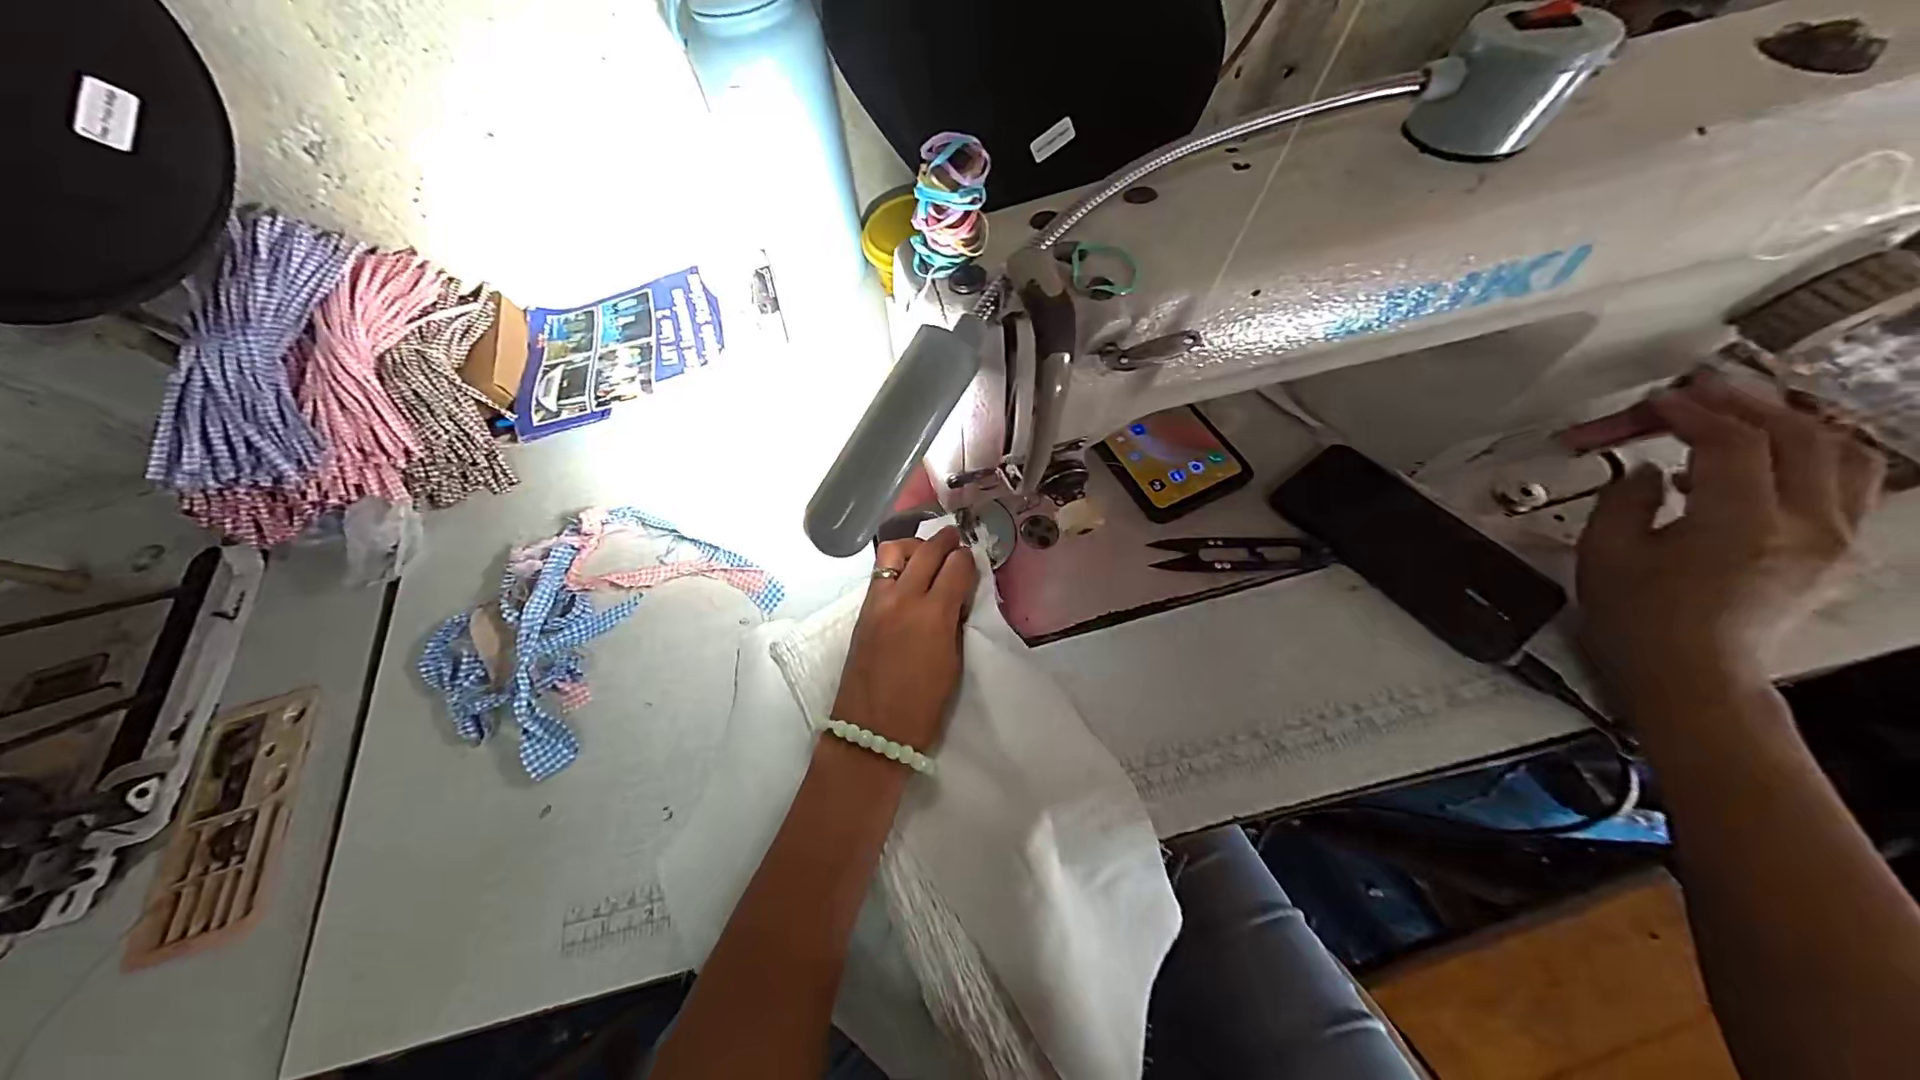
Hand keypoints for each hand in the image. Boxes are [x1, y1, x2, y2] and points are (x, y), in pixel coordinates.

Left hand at [830, 527, 978, 752]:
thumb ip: (956, 620)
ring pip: (895, 550)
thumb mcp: (953, 661)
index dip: (969, 559)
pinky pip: (881, 572)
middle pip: (927, 550)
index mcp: (934, 614)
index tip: (974, 560)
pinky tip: (908, 576)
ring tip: (927, 556)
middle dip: (946, 541)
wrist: (873, 730)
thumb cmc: (923, 705)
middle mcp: (904, 598)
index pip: (957, 566)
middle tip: (957, 540)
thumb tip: (958, 596)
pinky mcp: (863, 610)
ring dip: (915, 546)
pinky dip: (898, 565)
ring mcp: (878, 601)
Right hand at [1577, 372, 1884, 705]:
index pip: (1730, 441)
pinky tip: (1768, 457)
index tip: (1656, 404)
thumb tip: (1646, 472)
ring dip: (1789, 423)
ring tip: (1744, 413)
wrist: (1689, 676)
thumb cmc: (1642, 624)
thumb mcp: (1605, 553)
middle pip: (1796, 434)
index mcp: (1740, 524)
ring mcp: (1830, 540)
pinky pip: (1847, 483)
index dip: (1689, 412)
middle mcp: (1803, 526)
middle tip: (1697, 393)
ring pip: (1842, 452)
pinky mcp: (1831, 552)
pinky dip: (1809, 455)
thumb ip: (1625, 499)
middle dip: (1741, 404)